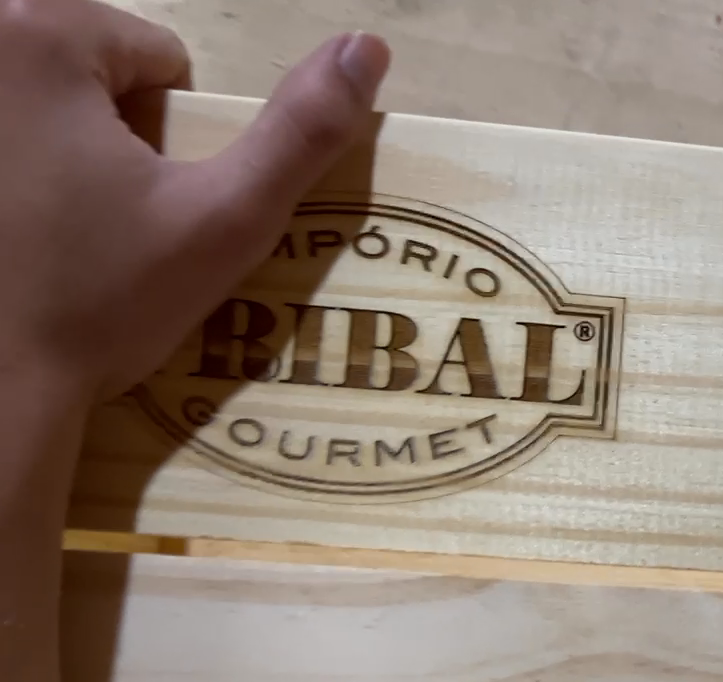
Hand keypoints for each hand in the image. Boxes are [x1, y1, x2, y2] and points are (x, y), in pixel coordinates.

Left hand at [0, 0, 389, 406]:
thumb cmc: (116, 292)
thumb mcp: (233, 214)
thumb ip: (303, 132)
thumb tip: (370, 46)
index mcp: (31, 33)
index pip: (155, 54)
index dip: (178, 135)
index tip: (153, 195)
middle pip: (83, 58)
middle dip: (110, 126)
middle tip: (104, 209)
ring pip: (32, 86)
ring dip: (59, 139)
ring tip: (53, 217)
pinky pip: (6, 117)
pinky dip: (19, 159)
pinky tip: (18, 219)